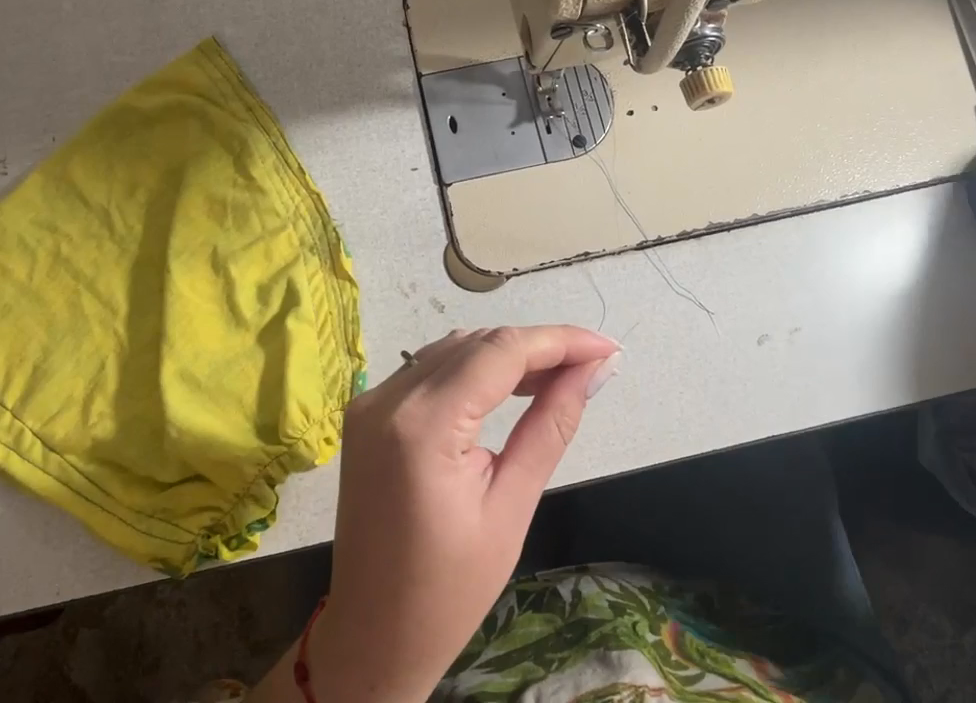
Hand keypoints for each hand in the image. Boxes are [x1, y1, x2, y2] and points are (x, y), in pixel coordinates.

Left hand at [303, 326, 619, 702]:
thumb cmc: (449, 590)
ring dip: (506, 354)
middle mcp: (387, 399)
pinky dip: (473, 370)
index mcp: (422, 426)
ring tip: (560, 376)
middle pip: (476, 343)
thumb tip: (593, 371)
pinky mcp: (367, 414)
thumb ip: (550, 426)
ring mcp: (370, 403)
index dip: (559, 341)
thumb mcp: (512, 507)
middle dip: (538, 347)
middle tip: (592, 366)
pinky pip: (428, 370)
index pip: (500, 352)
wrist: (373, 635)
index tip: (608, 348)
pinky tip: (509, 386)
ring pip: (451, 349)